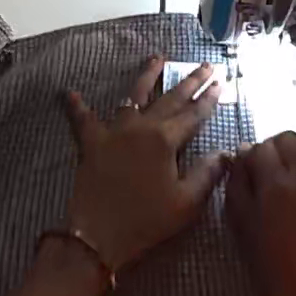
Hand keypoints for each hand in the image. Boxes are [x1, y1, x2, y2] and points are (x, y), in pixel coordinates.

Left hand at [63, 57, 224, 270]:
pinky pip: (83, 120)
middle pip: (170, 98)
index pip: (194, 114)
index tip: (220, 82)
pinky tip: (69, 93)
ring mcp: (114, 131)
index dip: (209, 98)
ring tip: (157, 59)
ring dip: (147, 76)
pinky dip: (76, 107)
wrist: (97, 236)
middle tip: (204, 65)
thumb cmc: (146, 221)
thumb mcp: (186, 203)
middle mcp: (141, 127)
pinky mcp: (91, 143)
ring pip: (134, 96)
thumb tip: (226, 153)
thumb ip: (208, 174)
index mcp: (165, 140)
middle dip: (190, 81)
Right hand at [226, 132, 295, 295]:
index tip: (239, 173)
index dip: (247, 155)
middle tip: (256, 176)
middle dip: (270, 149)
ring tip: (271, 197)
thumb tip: (238, 162)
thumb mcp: (246, 233)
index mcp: (278, 184)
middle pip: (287, 139)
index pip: (261, 146)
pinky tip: (289, 212)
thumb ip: (239, 192)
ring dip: (285, 164)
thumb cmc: (277, 275)